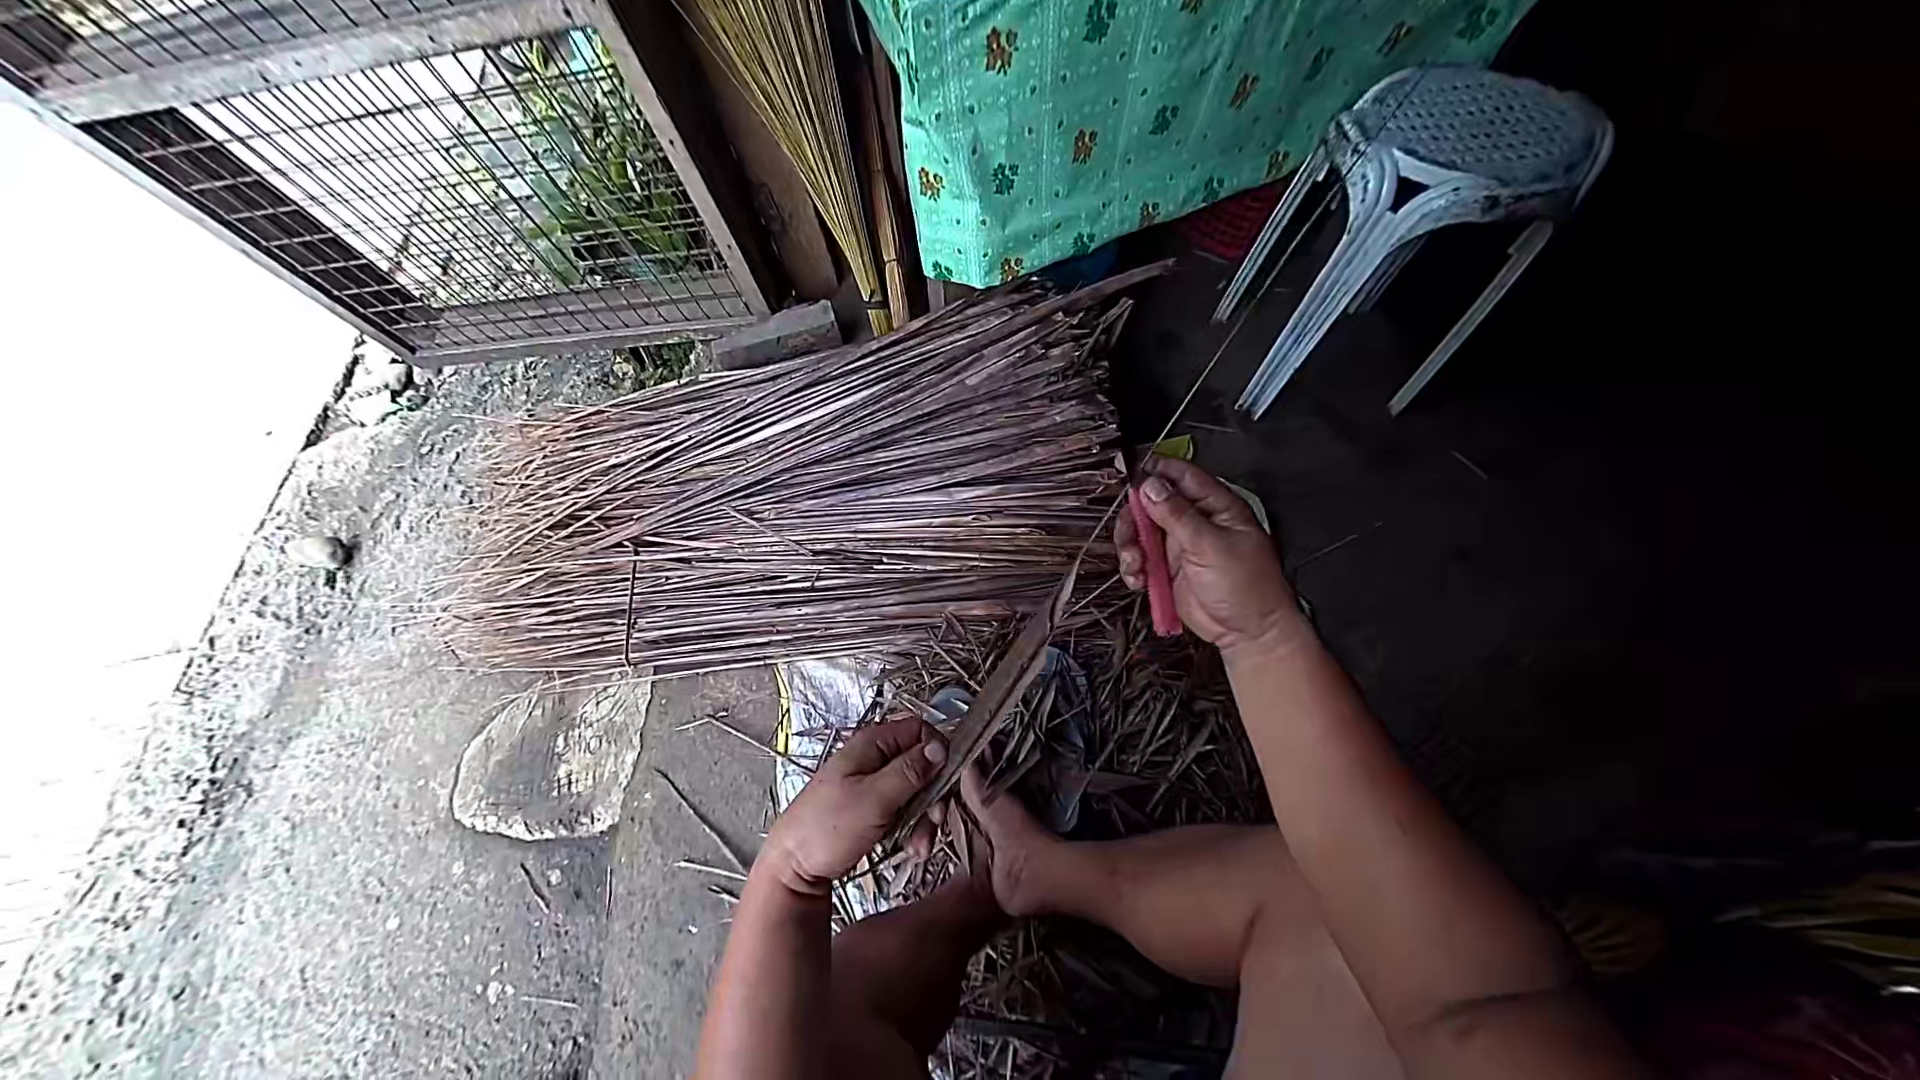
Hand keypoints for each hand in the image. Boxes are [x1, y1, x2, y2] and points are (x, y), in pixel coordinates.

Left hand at [760, 718, 945, 894]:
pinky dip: (914, 827)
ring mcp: (875, 784)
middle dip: (934, 794)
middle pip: (923, 763)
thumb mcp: (874, 798)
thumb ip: (909, 771)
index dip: (936, 752)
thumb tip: (940, 747)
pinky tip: (912, 847)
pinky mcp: (876, 808)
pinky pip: (906, 810)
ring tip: (919, 845)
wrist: (794, 869)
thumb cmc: (828, 828)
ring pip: (918, 790)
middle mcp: (876, 758)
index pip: (919, 730)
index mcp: (872, 744)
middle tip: (933, 821)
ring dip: (926, 817)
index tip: (943, 781)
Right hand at [1114, 457, 1306, 660]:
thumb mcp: (1210, 545)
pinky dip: (1133, 567)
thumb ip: (1176, 515)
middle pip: (1151, 503)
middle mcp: (1195, 521)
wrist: (1247, 633)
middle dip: (1134, 517)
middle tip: (1131, 533)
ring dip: (1130, 546)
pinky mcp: (1166, 568)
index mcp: (1215, 506)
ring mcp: (1179, 545)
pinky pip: (1139, 558)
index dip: (1154, 472)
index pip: (1180, 476)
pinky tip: (1139, 579)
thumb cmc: (1248, 589)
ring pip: (1140, 531)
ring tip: (1135, 564)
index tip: (1129, 474)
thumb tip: (1151, 486)